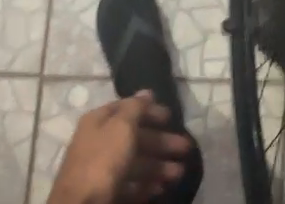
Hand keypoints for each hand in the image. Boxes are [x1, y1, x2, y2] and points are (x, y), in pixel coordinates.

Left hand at [48, 91, 193, 203]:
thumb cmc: (103, 160)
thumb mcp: (122, 126)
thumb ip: (136, 108)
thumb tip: (147, 92)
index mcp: (98, 122)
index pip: (127, 109)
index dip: (149, 110)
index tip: (170, 117)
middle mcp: (99, 142)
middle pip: (134, 138)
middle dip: (161, 142)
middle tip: (185, 148)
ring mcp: (101, 170)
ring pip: (135, 163)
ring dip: (158, 166)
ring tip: (178, 173)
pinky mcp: (106, 192)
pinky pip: (130, 184)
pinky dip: (146, 185)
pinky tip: (161, 188)